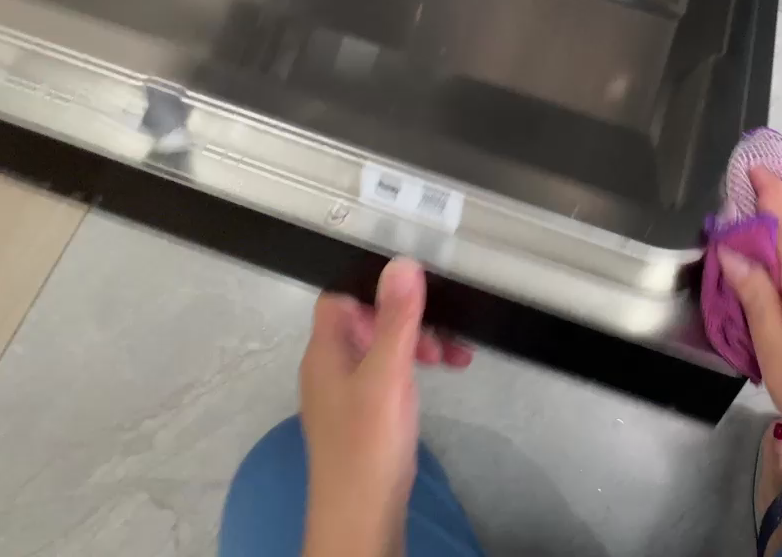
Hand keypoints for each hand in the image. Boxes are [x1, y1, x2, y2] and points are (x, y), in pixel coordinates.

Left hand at [299, 259, 473, 556]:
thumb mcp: (388, 372)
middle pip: (367, 319)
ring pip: (383, 345)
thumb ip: (397, 318)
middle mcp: (331, 366)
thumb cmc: (369, 442)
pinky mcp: (364, 412)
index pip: (341, 296)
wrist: (362, 519)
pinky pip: (390, 371)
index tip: (414, 289)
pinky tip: (443, 372)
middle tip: (442, 331)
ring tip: (454, 354)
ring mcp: (347, 391)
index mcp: (326, 351)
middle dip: (409, 317)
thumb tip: (402, 262)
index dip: (374, 287)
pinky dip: (415, 365)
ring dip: (419, 341)